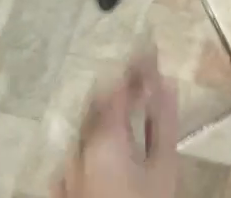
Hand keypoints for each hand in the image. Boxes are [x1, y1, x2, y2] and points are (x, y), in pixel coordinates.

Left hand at [53, 51, 180, 197]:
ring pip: (88, 128)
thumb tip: (166, 83)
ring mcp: (66, 174)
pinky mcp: (64, 191)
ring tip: (135, 97)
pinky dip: (101, 134)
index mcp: (102, 140)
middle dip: (121, 84)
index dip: (134, 64)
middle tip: (146, 69)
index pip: (115, 87)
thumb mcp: (164, 166)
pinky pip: (82, 150)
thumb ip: (163, 121)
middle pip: (97, 105)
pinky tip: (115, 138)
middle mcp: (77, 151)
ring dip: (111, 109)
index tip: (151, 47)